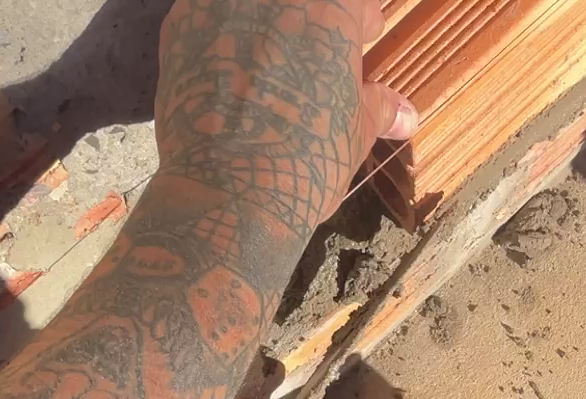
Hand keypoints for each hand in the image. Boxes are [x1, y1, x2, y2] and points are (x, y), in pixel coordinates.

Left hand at [154, 0, 419, 237]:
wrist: (229, 192)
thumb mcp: (353, 137)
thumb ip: (377, 111)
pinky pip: (210, 16)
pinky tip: (235, 76)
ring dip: (269, 28)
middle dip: (315, 22)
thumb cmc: (307, 162)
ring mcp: (221, 1)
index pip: (355, 2)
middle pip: (302, 1)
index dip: (362, 21)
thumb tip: (406, 114)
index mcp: (329, 10)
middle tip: (319, 55)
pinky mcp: (179, 24)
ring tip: (276, 65)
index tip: (366, 37)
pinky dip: (226, 38)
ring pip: (254, 8)